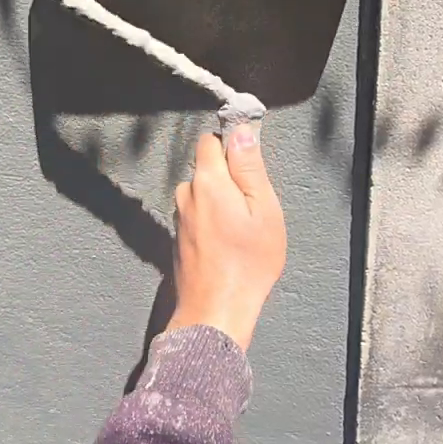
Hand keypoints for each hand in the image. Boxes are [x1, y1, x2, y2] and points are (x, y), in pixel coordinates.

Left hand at [165, 123, 286, 351]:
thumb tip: (242, 132)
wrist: (216, 311)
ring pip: (202, 194)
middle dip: (227, 179)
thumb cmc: (247, 264)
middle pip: (206, 169)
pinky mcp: (179, 237)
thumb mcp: (263, 210)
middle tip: (250, 208)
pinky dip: (211, 223)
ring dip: (219, 203)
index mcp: (208, 182)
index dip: (230, 147)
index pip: (210, 141)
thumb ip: (250, 168)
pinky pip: (197, 216)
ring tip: (240, 231)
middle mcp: (187, 194)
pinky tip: (226, 245)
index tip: (248, 166)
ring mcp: (179, 217)